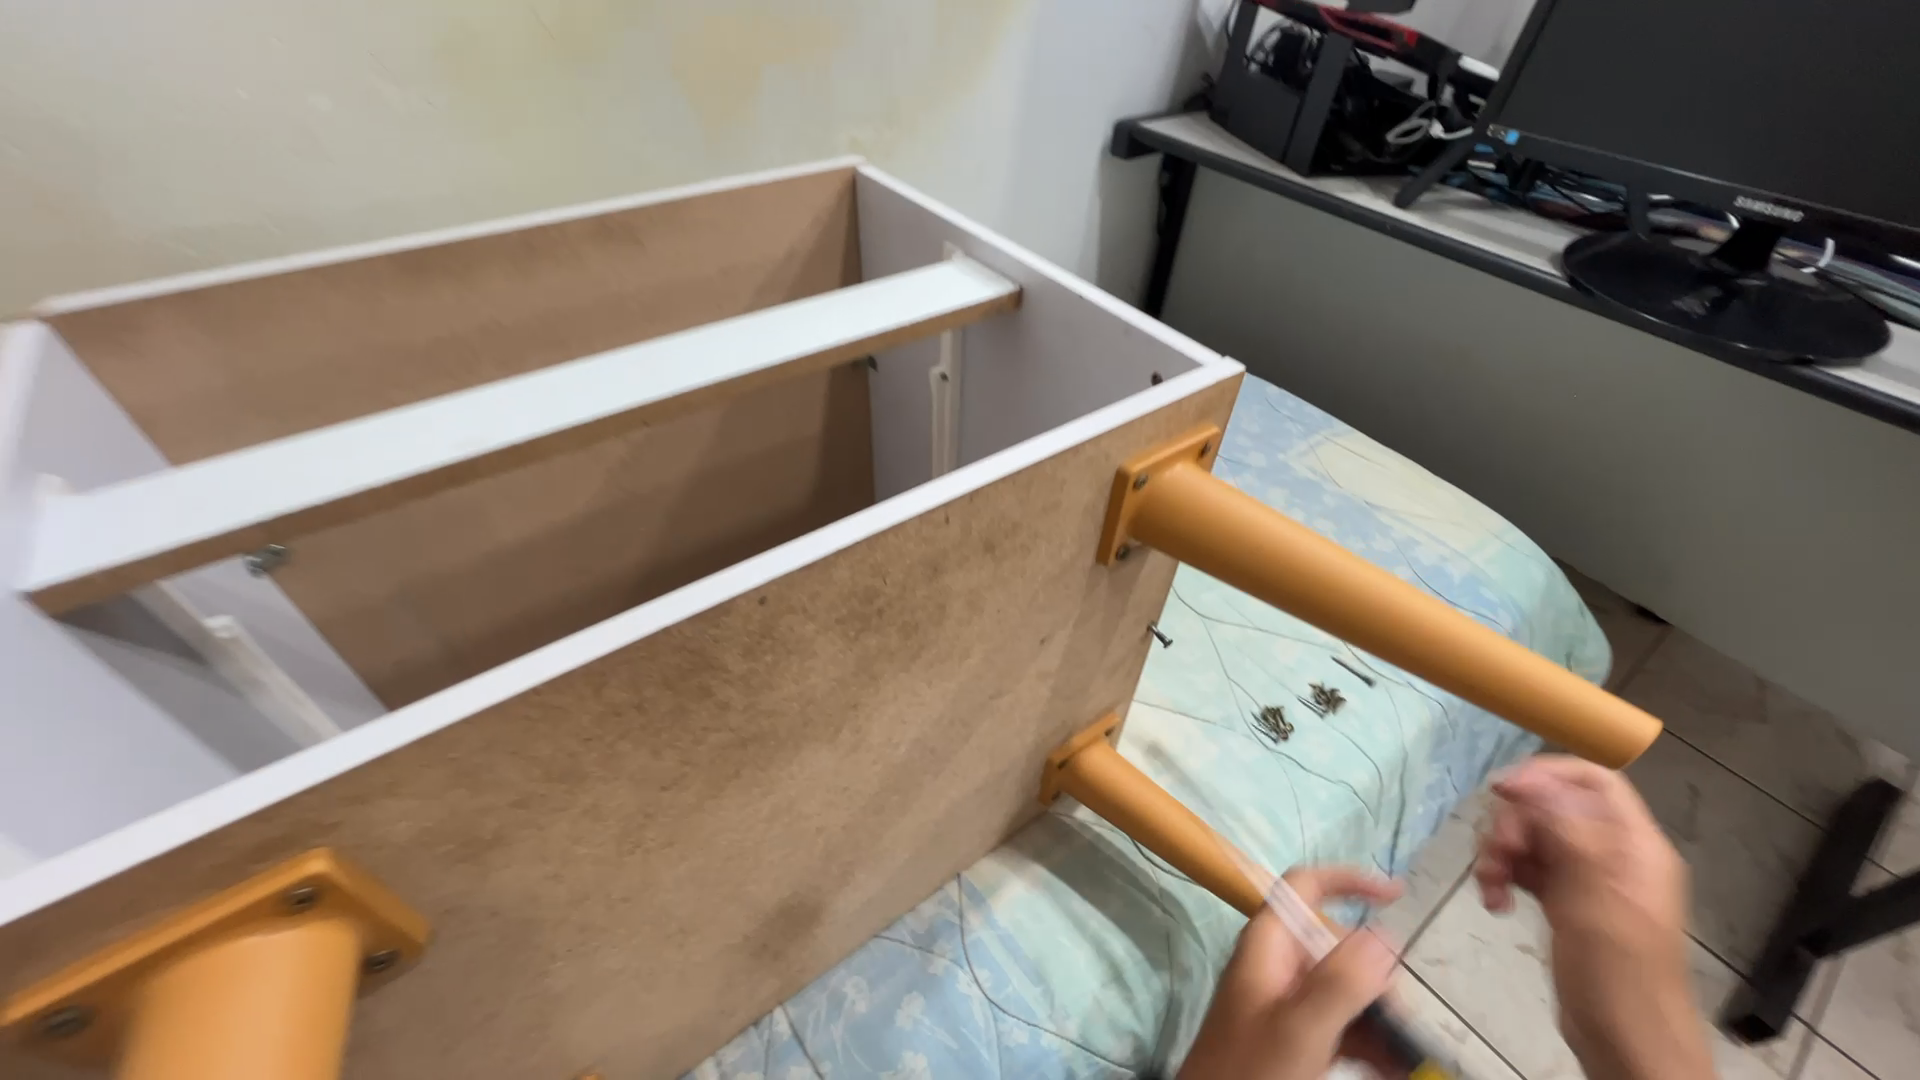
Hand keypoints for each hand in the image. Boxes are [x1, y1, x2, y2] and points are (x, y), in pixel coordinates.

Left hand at [1178, 867, 1402, 1079]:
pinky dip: (1371, 1045)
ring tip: (1420, 1055)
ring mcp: (1287, 1001)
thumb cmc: (1249, 1072)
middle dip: (1381, 978)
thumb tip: (1385, 934)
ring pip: (1346, 991)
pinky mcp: (1296, 1037)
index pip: (1304, 887)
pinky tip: (1398, 1071)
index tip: (1399, 895)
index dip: (1347, 880)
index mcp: (1268, 944)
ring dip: (1383, 1020)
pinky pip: (1342, 1026)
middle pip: (1338, 945)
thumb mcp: (1299, 1030)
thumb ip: (1340, 982)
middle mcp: (1278, 963)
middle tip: (1417, 1020)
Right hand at [1476, 755, 1709, 1079]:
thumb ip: (1566, 832)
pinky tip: (1494, 901)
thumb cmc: (1617, 973)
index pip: (1593, 779)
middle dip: (1511, 825)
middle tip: (1497, 856)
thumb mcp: (1593, 897)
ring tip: (1490, 887)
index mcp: (1633, 845)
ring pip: (1529, 835)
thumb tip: (1527, 779)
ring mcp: (1586, 876)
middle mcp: (1610, 852)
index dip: (1545, 774)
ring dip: (1499, 853)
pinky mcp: (1564, 899)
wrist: (1627, 1043)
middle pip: (1548, 806)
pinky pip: (1524, 866)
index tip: (1501, 792)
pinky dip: (1502, 877)